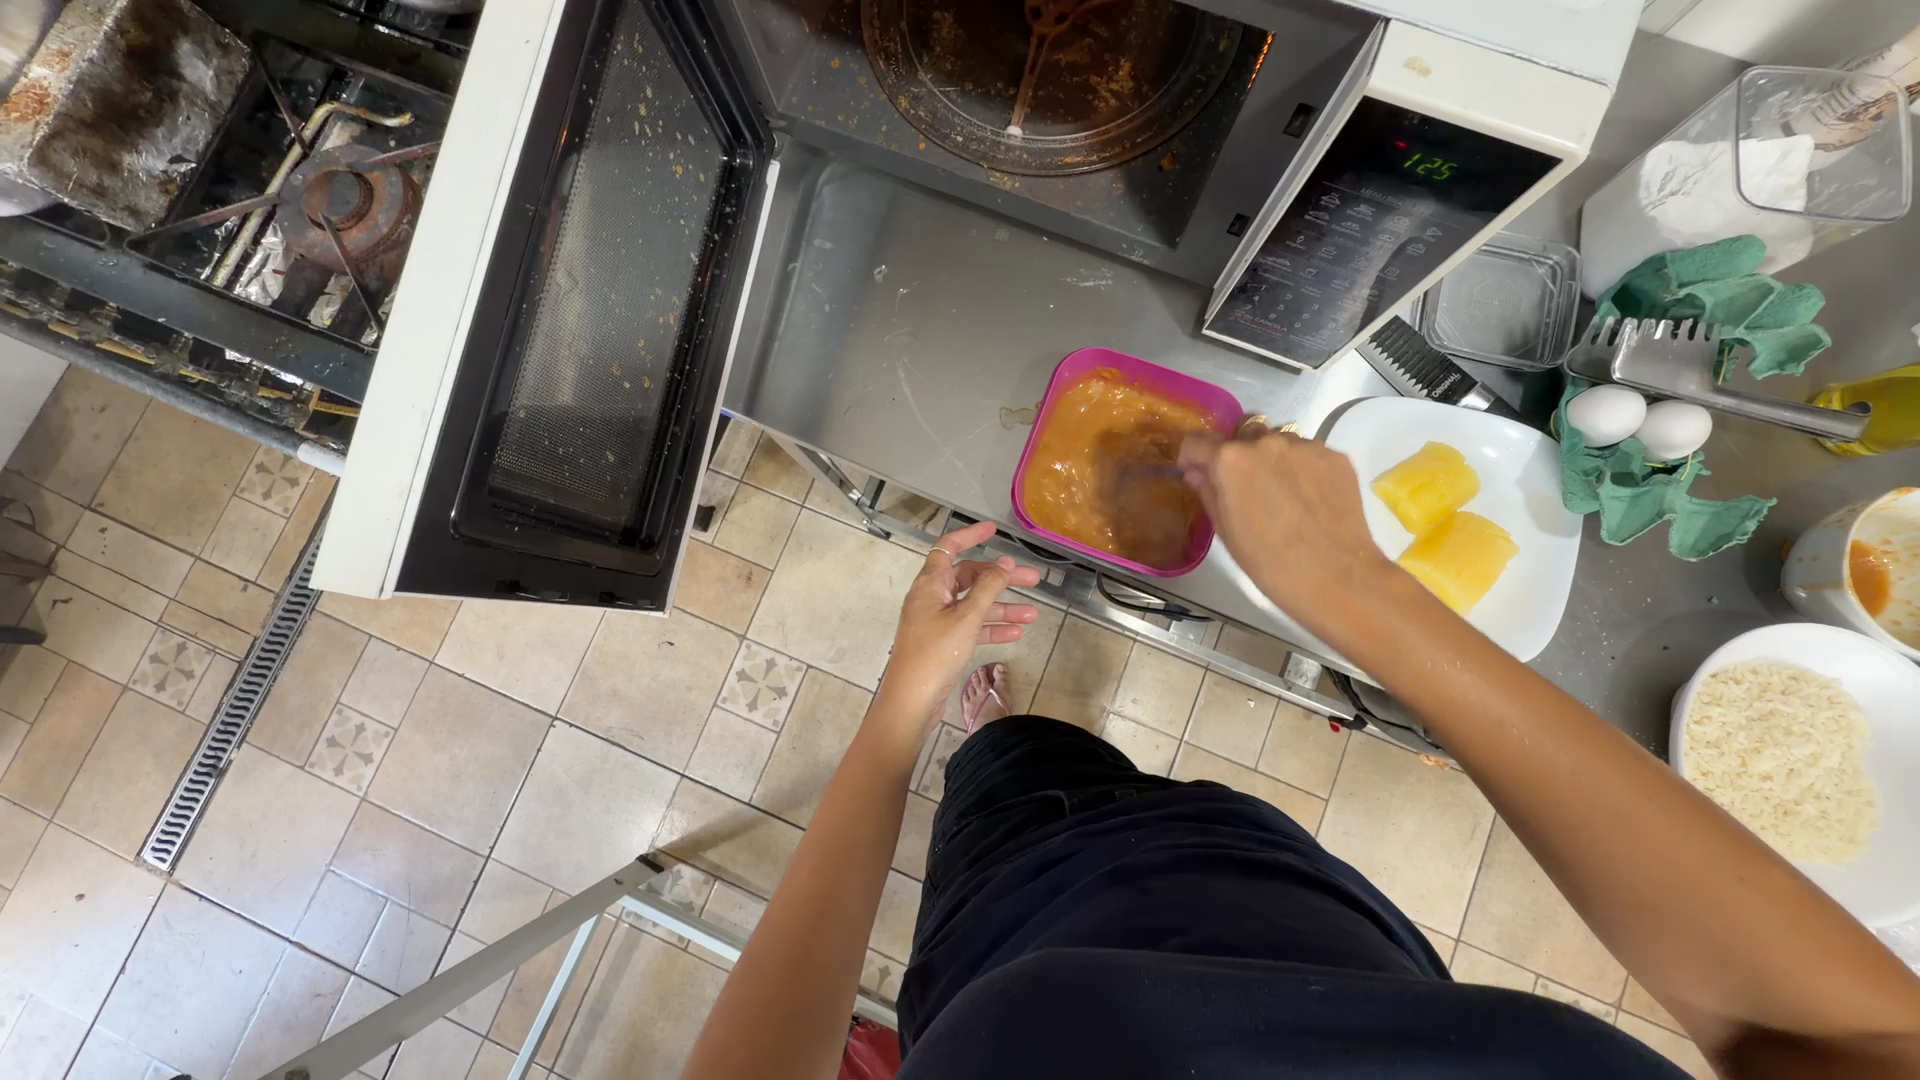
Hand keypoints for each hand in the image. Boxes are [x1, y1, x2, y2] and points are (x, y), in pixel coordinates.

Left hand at [877, 520, 1041, 727]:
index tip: (995, 530)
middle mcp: (931, 598)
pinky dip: (992, 627)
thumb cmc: (936, 654)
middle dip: (1000, 578)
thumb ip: (987, 588)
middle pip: (968, 577)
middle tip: (1033, 579)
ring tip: (1033, 614)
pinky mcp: (944, 643)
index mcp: (930, 584)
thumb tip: (1004, 562)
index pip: (949, 547)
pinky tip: (1016, 633)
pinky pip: (971, 627)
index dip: (971, 535)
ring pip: (974, 605)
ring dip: (1002, 607)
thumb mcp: (966, 618)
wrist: (912, 701)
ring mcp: (937, 621)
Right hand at [1179, 430, 1396, 616]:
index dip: (1192, 458)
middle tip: (1244, 486)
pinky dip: (1301, 468)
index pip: (1197, 442)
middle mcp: (1267, 442)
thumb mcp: (1225, 530)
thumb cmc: (1267, 560)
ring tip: (1281, 492)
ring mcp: (1305, 446)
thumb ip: (1208, 491)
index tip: (1196, 472)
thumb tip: (1199, 473)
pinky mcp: (1335, 456)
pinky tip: (1307, 498)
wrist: (1334, 575)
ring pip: (1278, 441)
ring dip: (1271, 458)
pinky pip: (1308, 453)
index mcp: (1231, 460)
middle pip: (1242, 435)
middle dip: (1237, 454)